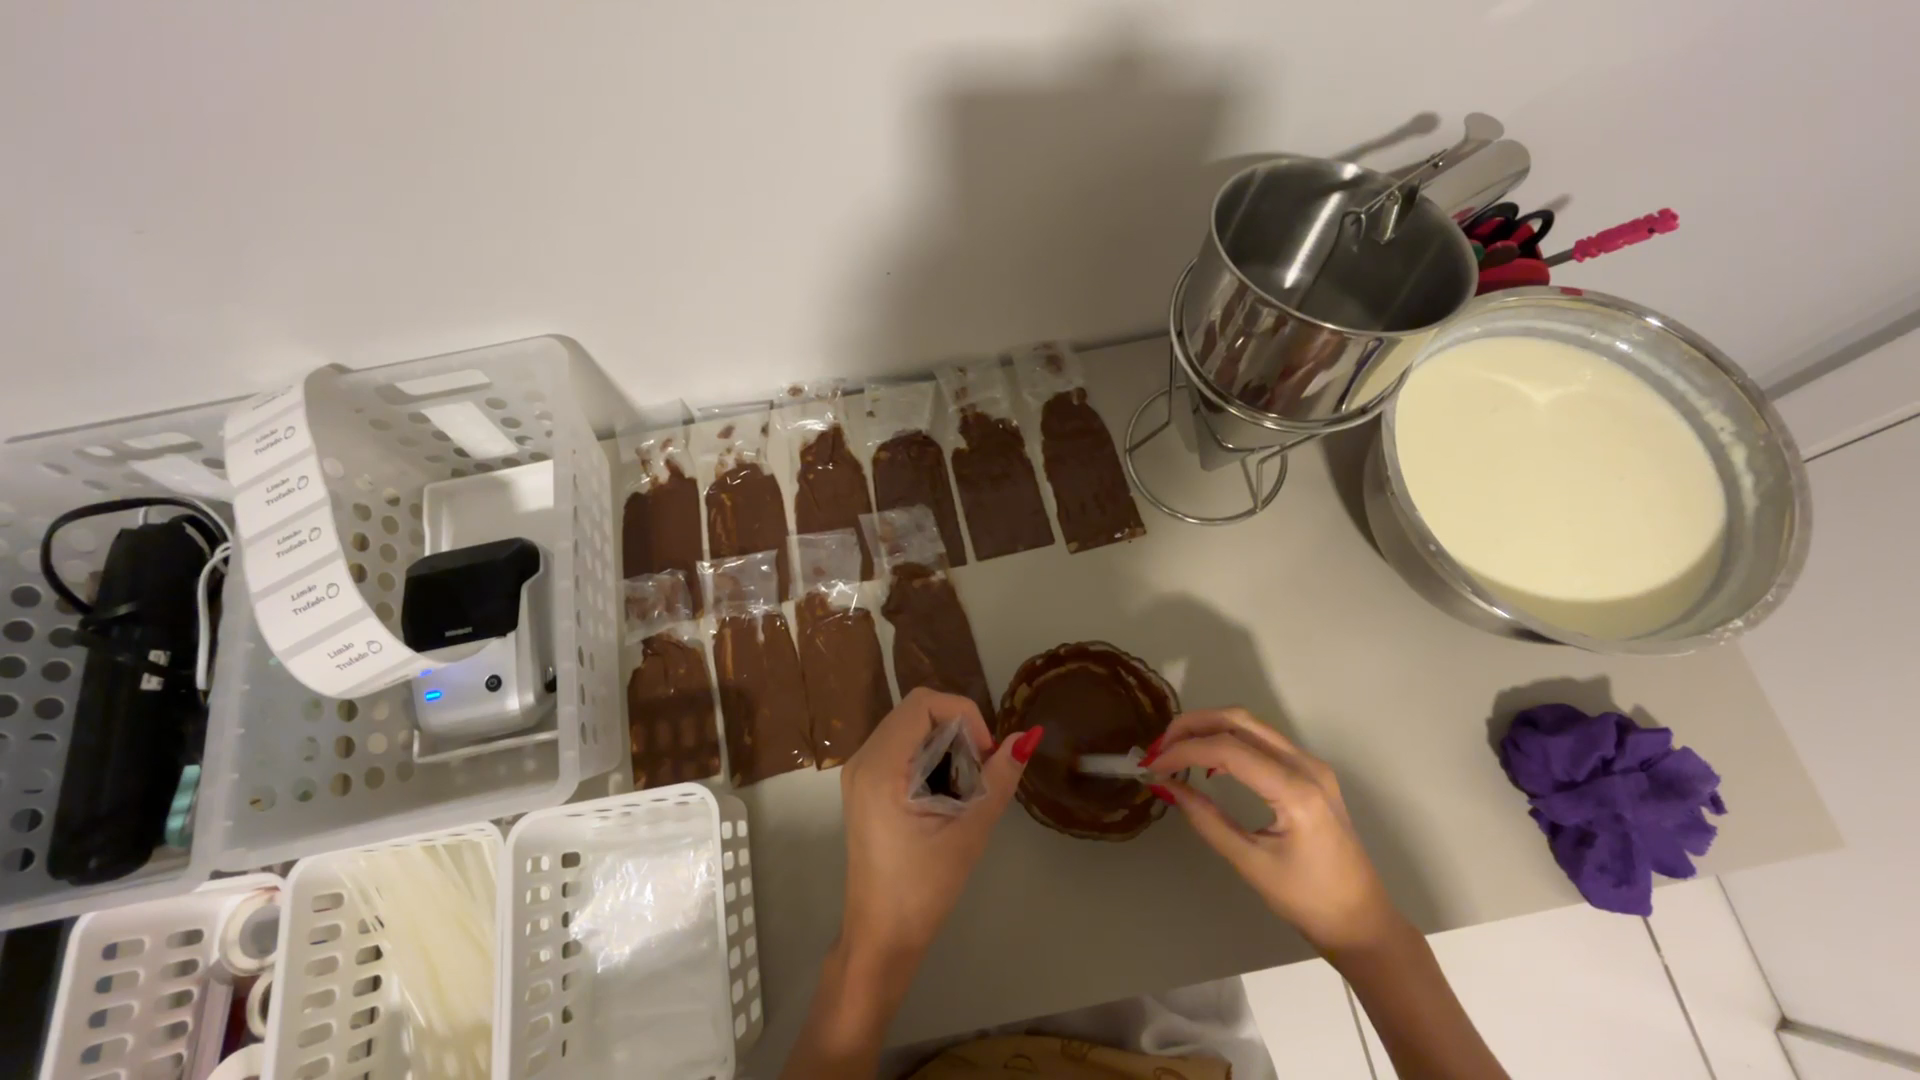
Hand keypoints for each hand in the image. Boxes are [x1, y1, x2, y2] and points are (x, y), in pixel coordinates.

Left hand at [837, 687, 1037, 974]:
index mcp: (880, 767)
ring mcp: (859, 772)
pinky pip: (901, 747)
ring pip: (910, 727)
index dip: (964, 715)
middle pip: (916, 711)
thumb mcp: (969, 831)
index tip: (985, 755)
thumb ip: (998, 779)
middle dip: (958, 729)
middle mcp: (863, 760)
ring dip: (946, 743)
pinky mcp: (865, 786)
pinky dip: (930, 756)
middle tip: (980, 771)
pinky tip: (946, 794)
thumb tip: (1026, 737)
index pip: (924, 703)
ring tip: (966, 787)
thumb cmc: (923, 888)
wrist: (881, 935)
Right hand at [1145, 707, 1404, 953]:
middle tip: (1158, 748)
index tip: (1153, 766)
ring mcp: (1311, 765)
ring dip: (1208, 728)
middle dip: (1192, 726)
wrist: (1361, 920)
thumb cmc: (1307, 900)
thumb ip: (1206, 819)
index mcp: (1295, 789)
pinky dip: (1228, 739)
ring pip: (1250, 724)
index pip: (1228, 749)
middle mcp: (1306, 765)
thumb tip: (1166, 786)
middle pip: (1239, 720)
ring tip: (1175, 751)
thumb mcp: (1249, 862)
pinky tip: (1209, 764)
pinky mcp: (1309, 772)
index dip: (1184, 750)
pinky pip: (1262, 740)